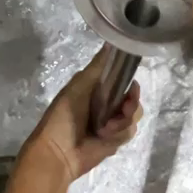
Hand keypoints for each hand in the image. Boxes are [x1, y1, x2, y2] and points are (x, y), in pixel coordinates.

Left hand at [18, 46, 141, 183]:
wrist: (58, 152)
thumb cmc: (64, 116)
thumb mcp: (79, 86)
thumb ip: (98, 66)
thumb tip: (112, 41)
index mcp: (98, 88)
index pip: (124, 80)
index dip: (130, 84)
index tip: (130, 89)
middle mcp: (108, 102)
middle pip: (134, 98)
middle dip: (130, 105)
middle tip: (120, 111)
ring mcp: (112, 122)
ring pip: (134, 116)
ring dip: (122, 122)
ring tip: (104, 129)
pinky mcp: (115, 139)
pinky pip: (129, 132)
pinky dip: (119, 134)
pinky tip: (104, 137)